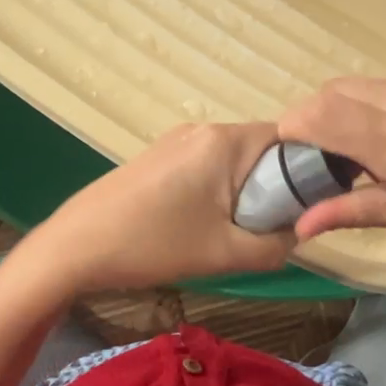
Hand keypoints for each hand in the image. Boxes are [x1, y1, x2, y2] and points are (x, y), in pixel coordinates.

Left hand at [12, 122, 297, 292]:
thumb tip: (296, 236)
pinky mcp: (154, 161)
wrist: (74, 248)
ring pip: (230, 165)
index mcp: (224, 141)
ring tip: (230, 237)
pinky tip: (198, 231)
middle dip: (273, 191)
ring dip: (242, 198)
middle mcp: (201, 130)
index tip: (311, 210)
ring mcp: (173, 143)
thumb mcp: (226, 255)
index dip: (308, 173)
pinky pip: (203, 172)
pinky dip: (214, 197)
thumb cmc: (153, 246)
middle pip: (260, 152)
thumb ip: (275, 246)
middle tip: (268, 232)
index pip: (290, 140)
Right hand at [276, 52, 385, 247]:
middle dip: (320, 119)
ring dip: (361, 111)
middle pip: (340, 90)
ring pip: (376, 83)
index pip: (322, 113)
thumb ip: (359, 210)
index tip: (290, 154)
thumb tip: (300, 224)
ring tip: (379, 147)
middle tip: (328, 156)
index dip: (293, 128)